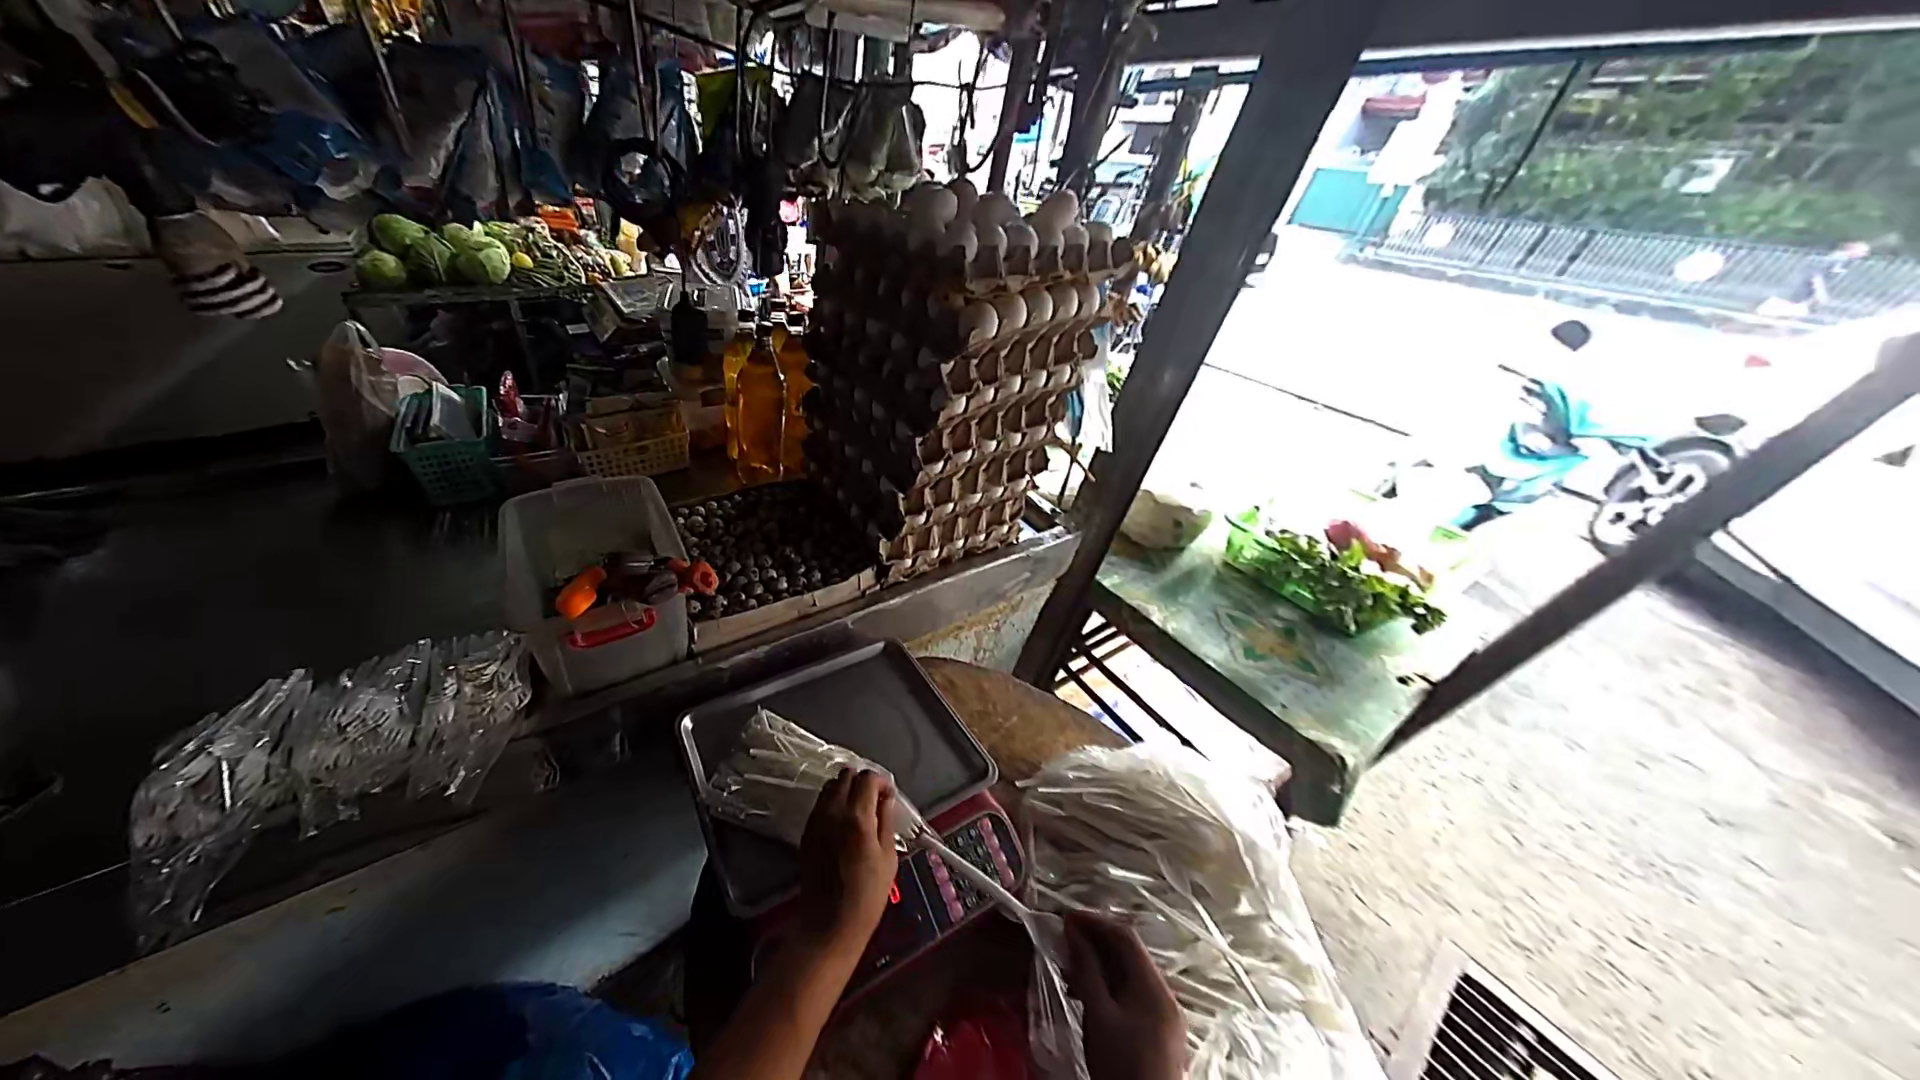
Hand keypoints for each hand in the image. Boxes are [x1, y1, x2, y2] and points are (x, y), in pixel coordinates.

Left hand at [797, 767, 898, 952]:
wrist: (828, 925)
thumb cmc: (866, 897)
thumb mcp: (888, 858)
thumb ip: (886, 821)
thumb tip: (886, 799)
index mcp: (857, 818)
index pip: (867, 778)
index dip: (881, 782)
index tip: (888, 796)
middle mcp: (833, 813)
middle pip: (846, 776)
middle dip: (863, 782)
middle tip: (875, 800)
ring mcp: (816, 822)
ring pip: (830, 786)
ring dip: (846, 790)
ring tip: (859, 810)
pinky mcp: (806, 832)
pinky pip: (820, 804)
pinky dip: (833, 803)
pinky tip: (843, 823)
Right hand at [1064, 911, 1186, 1079]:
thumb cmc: (1121, 1066)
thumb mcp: (1099, 1016)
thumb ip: (1087, 970)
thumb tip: (1072, 930)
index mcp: (1154, 986)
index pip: (1125, 936)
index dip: (1095, 922)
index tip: (1066, 918)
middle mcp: (1164, 994)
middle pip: (1130, 953)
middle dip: (1096, 941)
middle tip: (1065, 938)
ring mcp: (1164, 1013)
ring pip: (1130, 973)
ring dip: (1100, 963)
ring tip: (1069, 965)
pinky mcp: (1159, 1030)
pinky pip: (1133, 992)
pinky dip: (1109, 984)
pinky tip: (1086, 991)